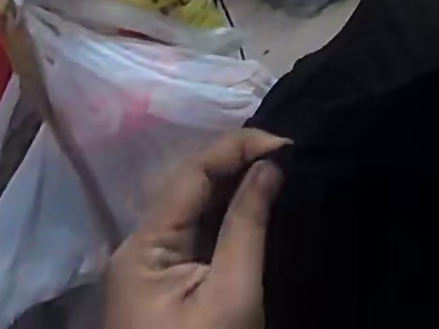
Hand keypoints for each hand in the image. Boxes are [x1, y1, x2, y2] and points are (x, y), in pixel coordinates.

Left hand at [104, 130, 289, 328]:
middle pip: (194, 179)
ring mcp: (155, 261)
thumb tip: (273, 161)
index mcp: (144, 247)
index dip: (242, 146)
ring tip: (288, 165)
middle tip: (296, 152)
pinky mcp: (173, 275)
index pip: (194, 171)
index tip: (292, 145)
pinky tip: (267, 193)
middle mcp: (142, 245)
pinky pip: (205, 221)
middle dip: (245, 156)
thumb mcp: (231, 293)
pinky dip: (237, 201)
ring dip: (243, 176)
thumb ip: (248, 221)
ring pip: (201, 198)